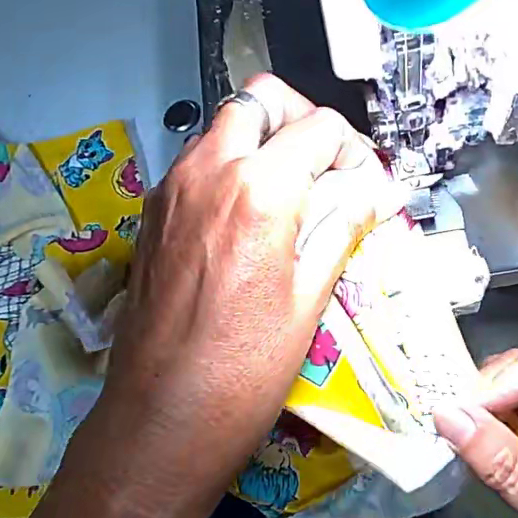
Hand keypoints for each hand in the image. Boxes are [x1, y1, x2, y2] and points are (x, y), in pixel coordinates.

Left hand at [55, 74, 400, 517]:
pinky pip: (195, 162)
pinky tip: (244, 220)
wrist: (161, 417)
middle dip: (299, 122)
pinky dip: (226, 168)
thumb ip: (340, 228)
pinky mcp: (151, 212)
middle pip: (261, 100)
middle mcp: (207, 171)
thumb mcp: (309, 299)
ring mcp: (170, 188)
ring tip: (285, 197)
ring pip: (223, 127)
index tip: (360, 185)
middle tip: (320, 170)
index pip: (320, 126)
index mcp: (258, 190)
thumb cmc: (244, 372)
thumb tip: (366, 192)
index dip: (351, 150)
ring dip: (260, 143)